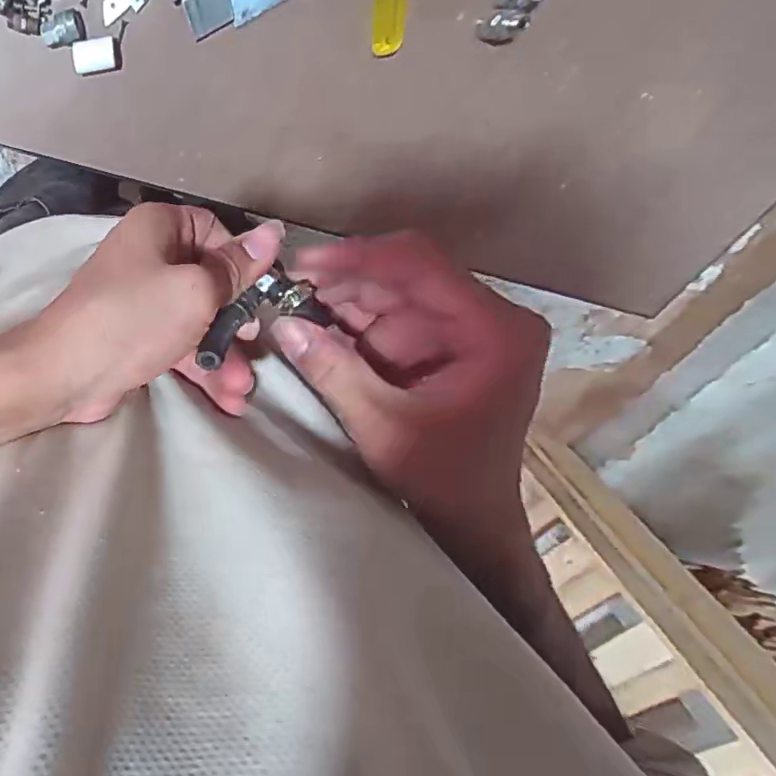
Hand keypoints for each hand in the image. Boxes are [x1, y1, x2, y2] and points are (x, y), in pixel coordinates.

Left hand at [10, 204, 283, 422]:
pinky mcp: (133, 338)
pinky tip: (225, 394)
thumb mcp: (195, 290)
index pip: (215, 230)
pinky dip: (199, 367)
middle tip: (252, 341)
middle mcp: (146, 258)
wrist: (63, 374)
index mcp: (156, 228)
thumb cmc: (129, 321)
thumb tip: (271, 234)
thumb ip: (235, 268)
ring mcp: (138, 302)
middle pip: (208, 280)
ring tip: (241, 386)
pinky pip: (176, 345)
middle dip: (235, 318)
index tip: (264, 291)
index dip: (242, 261)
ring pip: (195, 319)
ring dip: (222, 353)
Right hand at [269, 231, 548, 533]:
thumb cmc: (440, 477)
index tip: (301, 264)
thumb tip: (283, 325)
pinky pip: (390, 318)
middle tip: (286, 290)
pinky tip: (315, 327)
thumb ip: (332, 370)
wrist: (470, 517)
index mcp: (492, 331)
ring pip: (392, 293)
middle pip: (404, 275)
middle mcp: (486, 319)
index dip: (356, 258)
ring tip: (293, 308)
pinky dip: (351, 322)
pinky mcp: (442, 347)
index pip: (419, 266)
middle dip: (343, 280)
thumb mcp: (380, 423)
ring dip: (342, 300)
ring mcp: (464, 332)